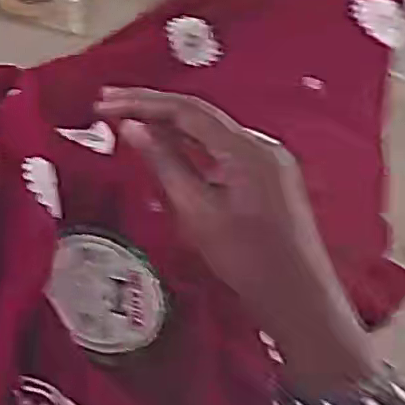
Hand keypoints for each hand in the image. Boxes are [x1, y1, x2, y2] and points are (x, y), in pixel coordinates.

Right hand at [95, 87, 378, 391]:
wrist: (300, 303)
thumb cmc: (247, 260)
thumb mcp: (195, 208)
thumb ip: (162, 160)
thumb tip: (130, 126)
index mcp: (247, 150)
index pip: (185, 110)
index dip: (140, 102)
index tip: (105, 104)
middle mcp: (260, 146)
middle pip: (195, 112)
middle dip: (148, 104)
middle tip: (107, 101)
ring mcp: (266, 159)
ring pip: (204, 126)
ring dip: (163, 119)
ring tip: (124, 115)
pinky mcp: (264, 174)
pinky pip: (216, 144)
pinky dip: (183, 138)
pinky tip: (159, 139)